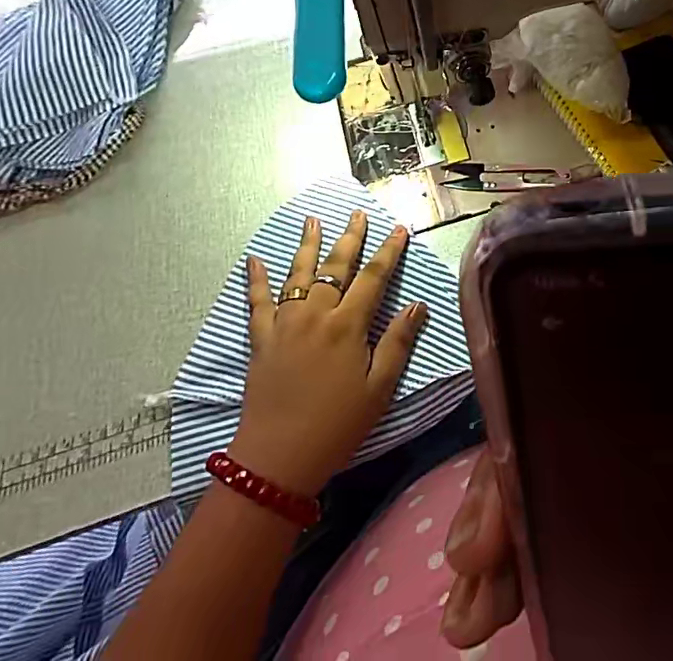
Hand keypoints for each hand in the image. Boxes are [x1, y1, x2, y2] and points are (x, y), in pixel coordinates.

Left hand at [228, 211, 425, 496]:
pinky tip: (255, 260)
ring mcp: (285, 324)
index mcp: (347, 325)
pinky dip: (256, 280)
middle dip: (350, 238)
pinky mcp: (261, 339)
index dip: (388, 252)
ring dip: (307, 246)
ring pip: (298, 275)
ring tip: (313, 221)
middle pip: (335, 267)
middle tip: (358, 214)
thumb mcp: (379, 387)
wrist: (278, 458)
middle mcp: (315, 315)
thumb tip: (417, 304)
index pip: (373, 278)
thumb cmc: (338, 425)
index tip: (399, 229)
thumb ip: (397, 341)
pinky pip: (258, 302)